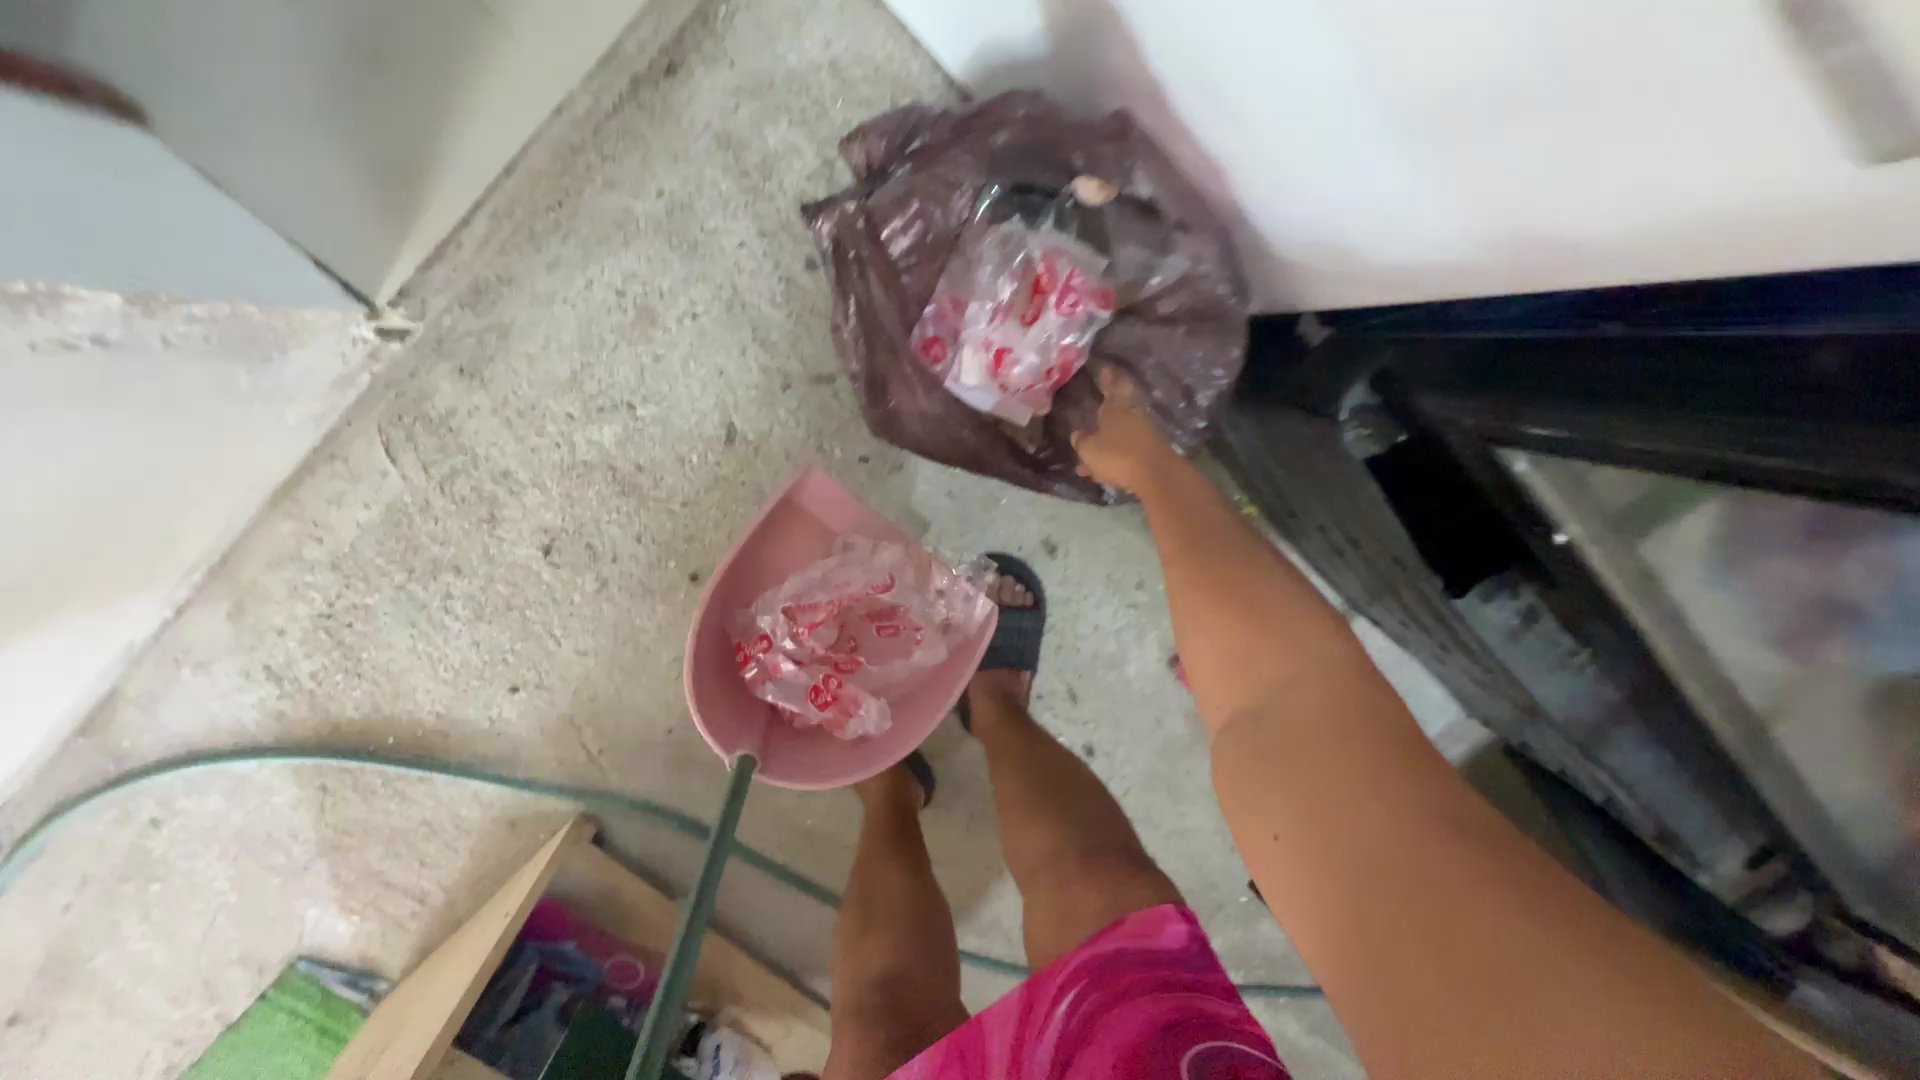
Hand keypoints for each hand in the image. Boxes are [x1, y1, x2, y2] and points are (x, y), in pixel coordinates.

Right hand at [1071, 366, 1178, 493]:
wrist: (1156, 475)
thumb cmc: (1118, 455)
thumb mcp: (1089, 449)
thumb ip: (1081, 441)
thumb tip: (1077, 435)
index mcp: (1115, 407)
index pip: (1111, 384)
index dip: (1107, 376)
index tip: (1104, 367)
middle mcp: (1130, 415)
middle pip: (1117, 407)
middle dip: (1106, 407)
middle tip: (1097, 404)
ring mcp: (1142, 432)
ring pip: (1118, 432)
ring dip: (1105, 439)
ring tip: (1087, 455)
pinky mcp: (1148, 451)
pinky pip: (1124, 449)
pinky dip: (1112, 455)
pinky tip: (1099, 470)